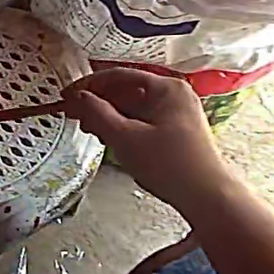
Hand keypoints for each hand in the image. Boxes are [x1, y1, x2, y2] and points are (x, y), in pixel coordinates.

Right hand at [64, 68, 230, 209]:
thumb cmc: (169, 165)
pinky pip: (141, 120)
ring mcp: (176, 113)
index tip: (66, 96)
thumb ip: (97, 113)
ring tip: (87, 129)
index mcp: (166, 88)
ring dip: (107, 116)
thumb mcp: (125, 137)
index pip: (119, 76)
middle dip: (97, 103)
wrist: (207, 197)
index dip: (88, 85)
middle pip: (126, 90)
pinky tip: (107, 138)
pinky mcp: (175, 131)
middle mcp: (173, 95)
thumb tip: (76, 97)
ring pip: (132, 107)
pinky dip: (122, 127)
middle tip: (72, 115)